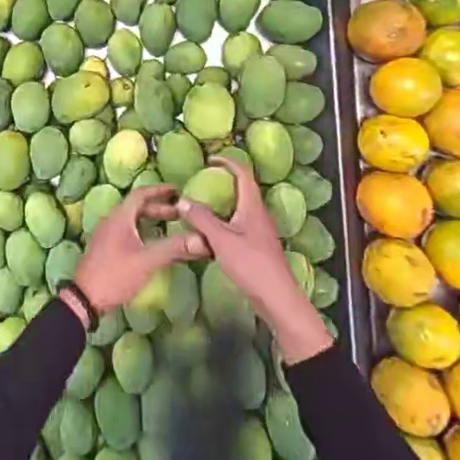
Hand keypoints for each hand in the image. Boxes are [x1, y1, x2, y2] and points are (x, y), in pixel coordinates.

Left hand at [70, 183, 207, 324]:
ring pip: (133, 221)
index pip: (140, 195)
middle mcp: (112, 221)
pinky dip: (144, 232)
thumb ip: (174, 247)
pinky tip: (154, 245)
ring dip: (152, 221)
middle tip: (180, 214)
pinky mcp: (106, 248)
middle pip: (137, 208)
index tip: (177, 191)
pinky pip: (128, 232)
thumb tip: (202, 239)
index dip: (159, 191)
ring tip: (172, 227)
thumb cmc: (116, 274)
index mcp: (119, 217)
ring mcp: (107, 234)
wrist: (86, 297)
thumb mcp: (147, 260)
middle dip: (160, 209)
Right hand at [177, 157, 333, 364]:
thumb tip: (182, 200)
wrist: (278, 299)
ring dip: (220, 205)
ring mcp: (258, 232)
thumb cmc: (252, 265)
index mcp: (252, 207)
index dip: (228, 162)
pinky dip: (221, 224)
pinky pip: (236, 227)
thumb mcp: (221, 240)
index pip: (243, 174)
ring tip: (199, 207)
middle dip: (222, 183)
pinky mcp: (255, 247)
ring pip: (238, 210)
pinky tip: (207, 235)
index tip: (210, 159)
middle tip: (200, 182)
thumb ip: (201, 219)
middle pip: (242, 190)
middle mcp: (258, 215)